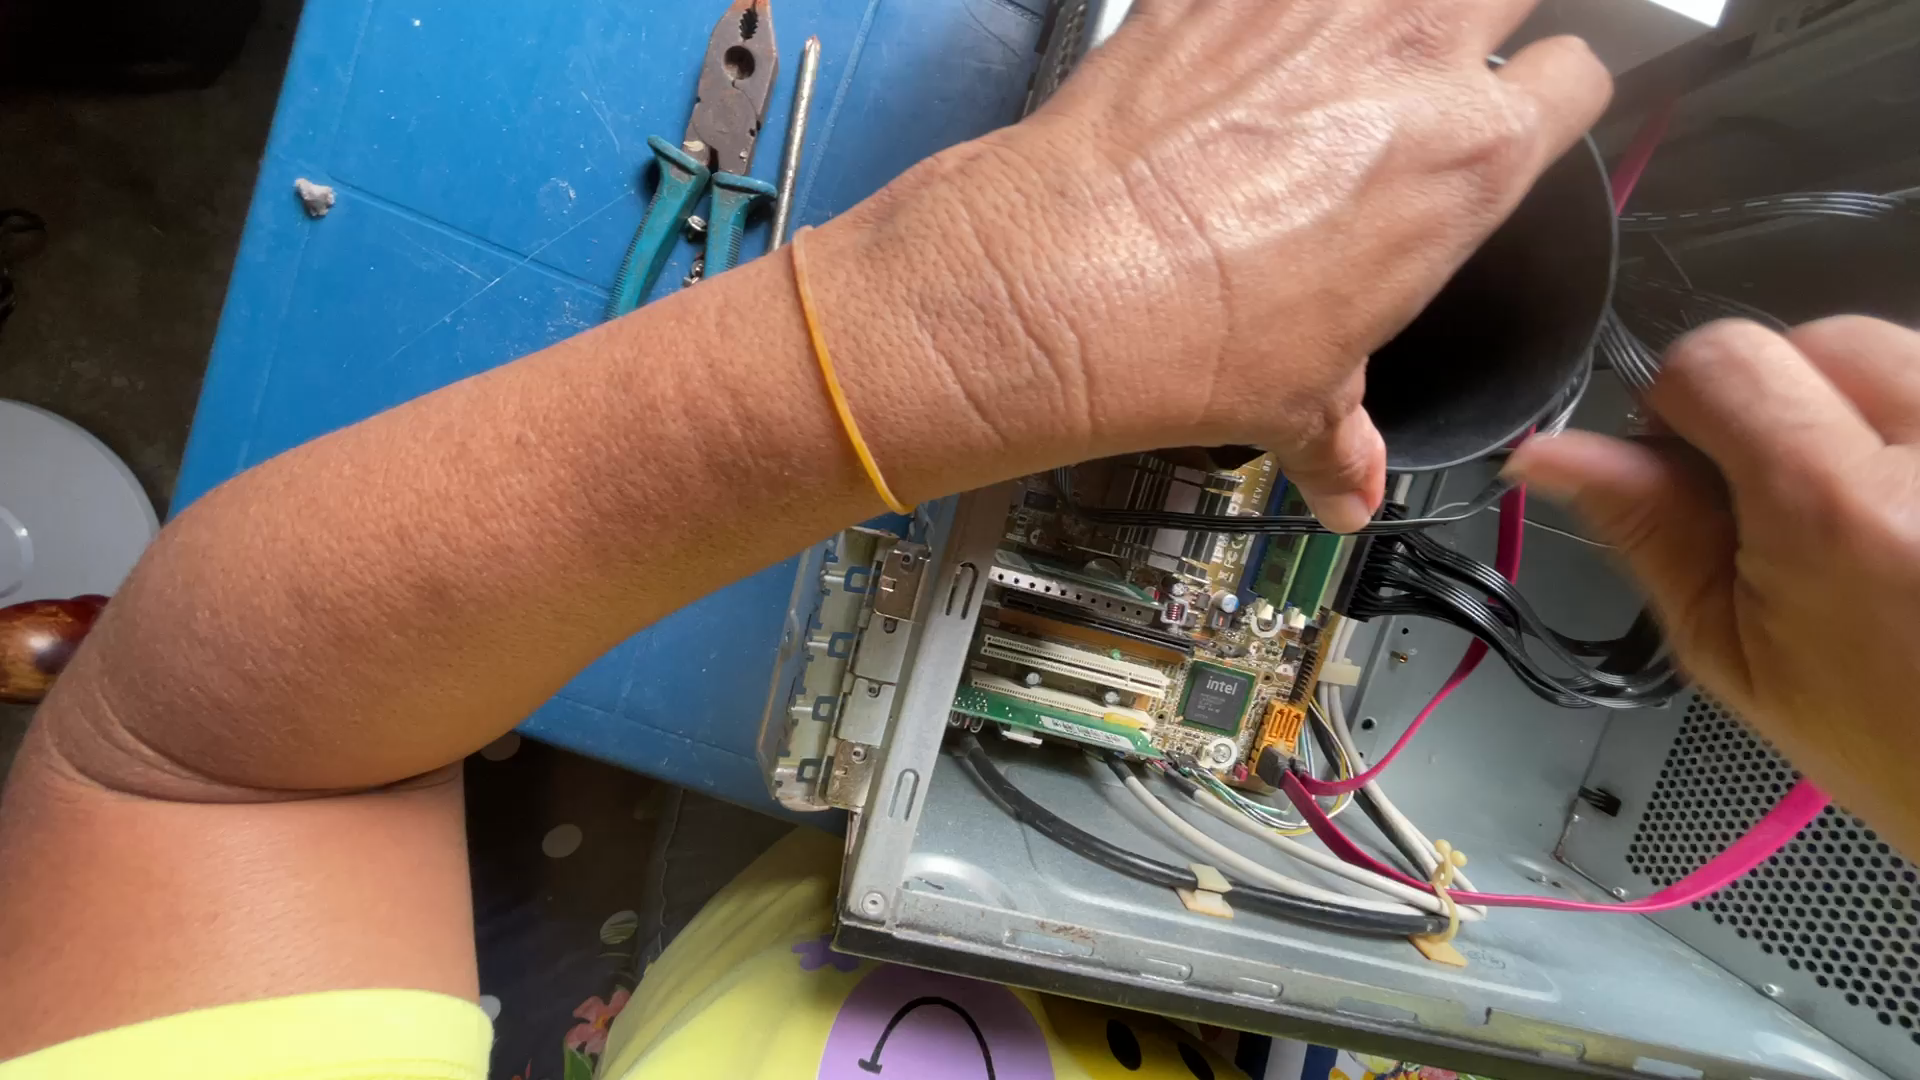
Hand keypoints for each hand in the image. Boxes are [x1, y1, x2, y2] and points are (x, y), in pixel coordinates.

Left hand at [813, 0, 1610, 529]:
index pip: (1576, 82)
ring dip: (1373, 8)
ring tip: (1327, 57)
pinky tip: (1224, 49)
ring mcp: (1314, 3)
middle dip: (1482, 15)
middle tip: (1417, 63)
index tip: (1500, 121)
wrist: (1070, 289)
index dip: (1541, 102)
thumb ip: (1341, 444)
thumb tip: (1353, 498)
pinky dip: (1250, 7)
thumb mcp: (1291, 405)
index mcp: (1465, 157)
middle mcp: (1411, 52)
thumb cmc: (1195, 345)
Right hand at [1508, 317, 1919, 855]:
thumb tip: (1545, 453)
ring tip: (1865, 501)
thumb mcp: (1720, 641)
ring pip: (1900, 350)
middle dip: (1773, 400)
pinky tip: (1910, 499)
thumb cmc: (1885, 736)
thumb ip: (1642, 526)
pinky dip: (1910, 427)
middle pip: (1820, 336)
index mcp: (1842, 512)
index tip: (1685, 462)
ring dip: (1855, 408)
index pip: (1724, 361)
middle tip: (1775, 493)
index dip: (1679, 404)